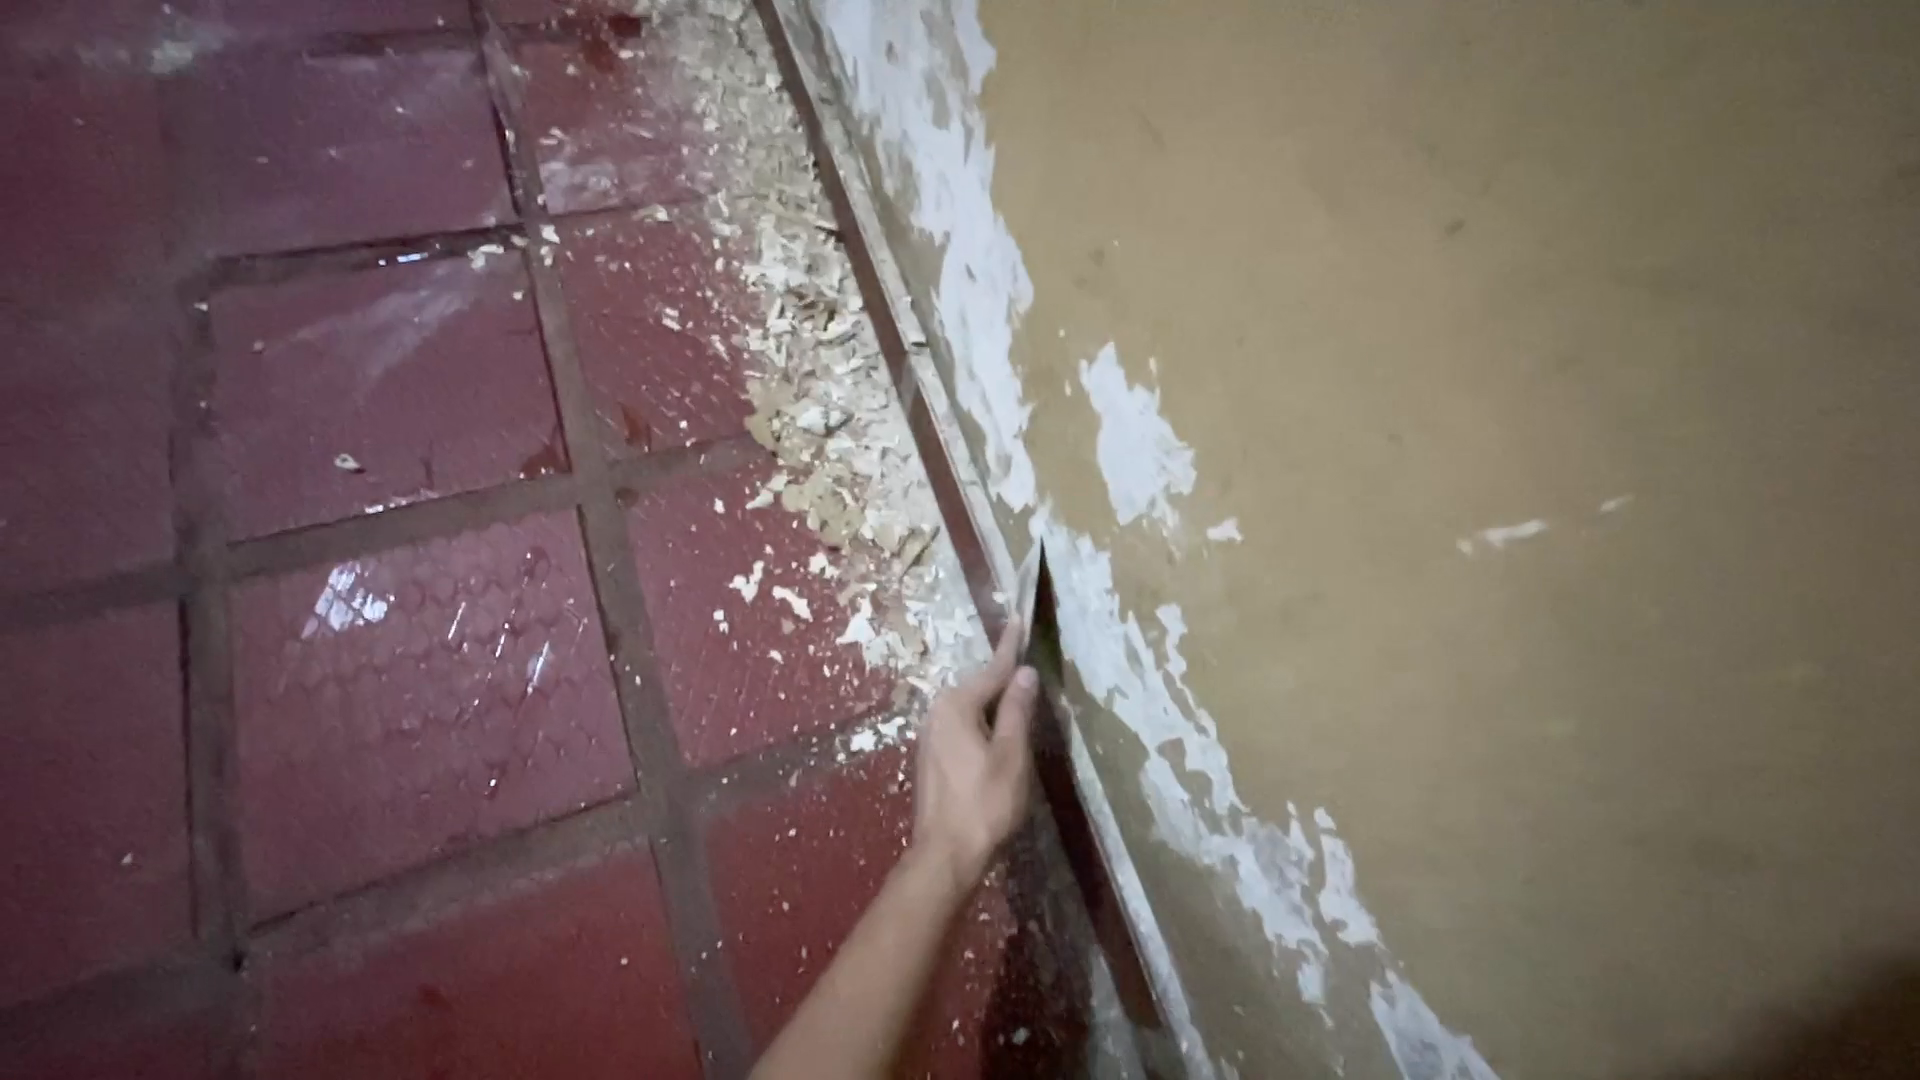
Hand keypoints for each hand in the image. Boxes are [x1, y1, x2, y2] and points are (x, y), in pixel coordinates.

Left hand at [909, 618, 1038, 892]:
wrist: (945, 854)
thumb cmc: (984, 803)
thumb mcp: (1011, 754)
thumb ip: (1017, 710)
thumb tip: (1024, 672)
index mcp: (956, 706)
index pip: (992, 669)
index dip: (1010, 646)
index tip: (1017, 617)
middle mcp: (937, 712)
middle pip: (979, 688)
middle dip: (1003, 678)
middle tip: (1027, 664)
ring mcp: (930, 735)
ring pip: (970, 709)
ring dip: (994, 704)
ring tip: (1019, 699)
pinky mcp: (931, 756)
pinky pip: (962, 726)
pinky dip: (982, 723)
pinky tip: (997, 735)